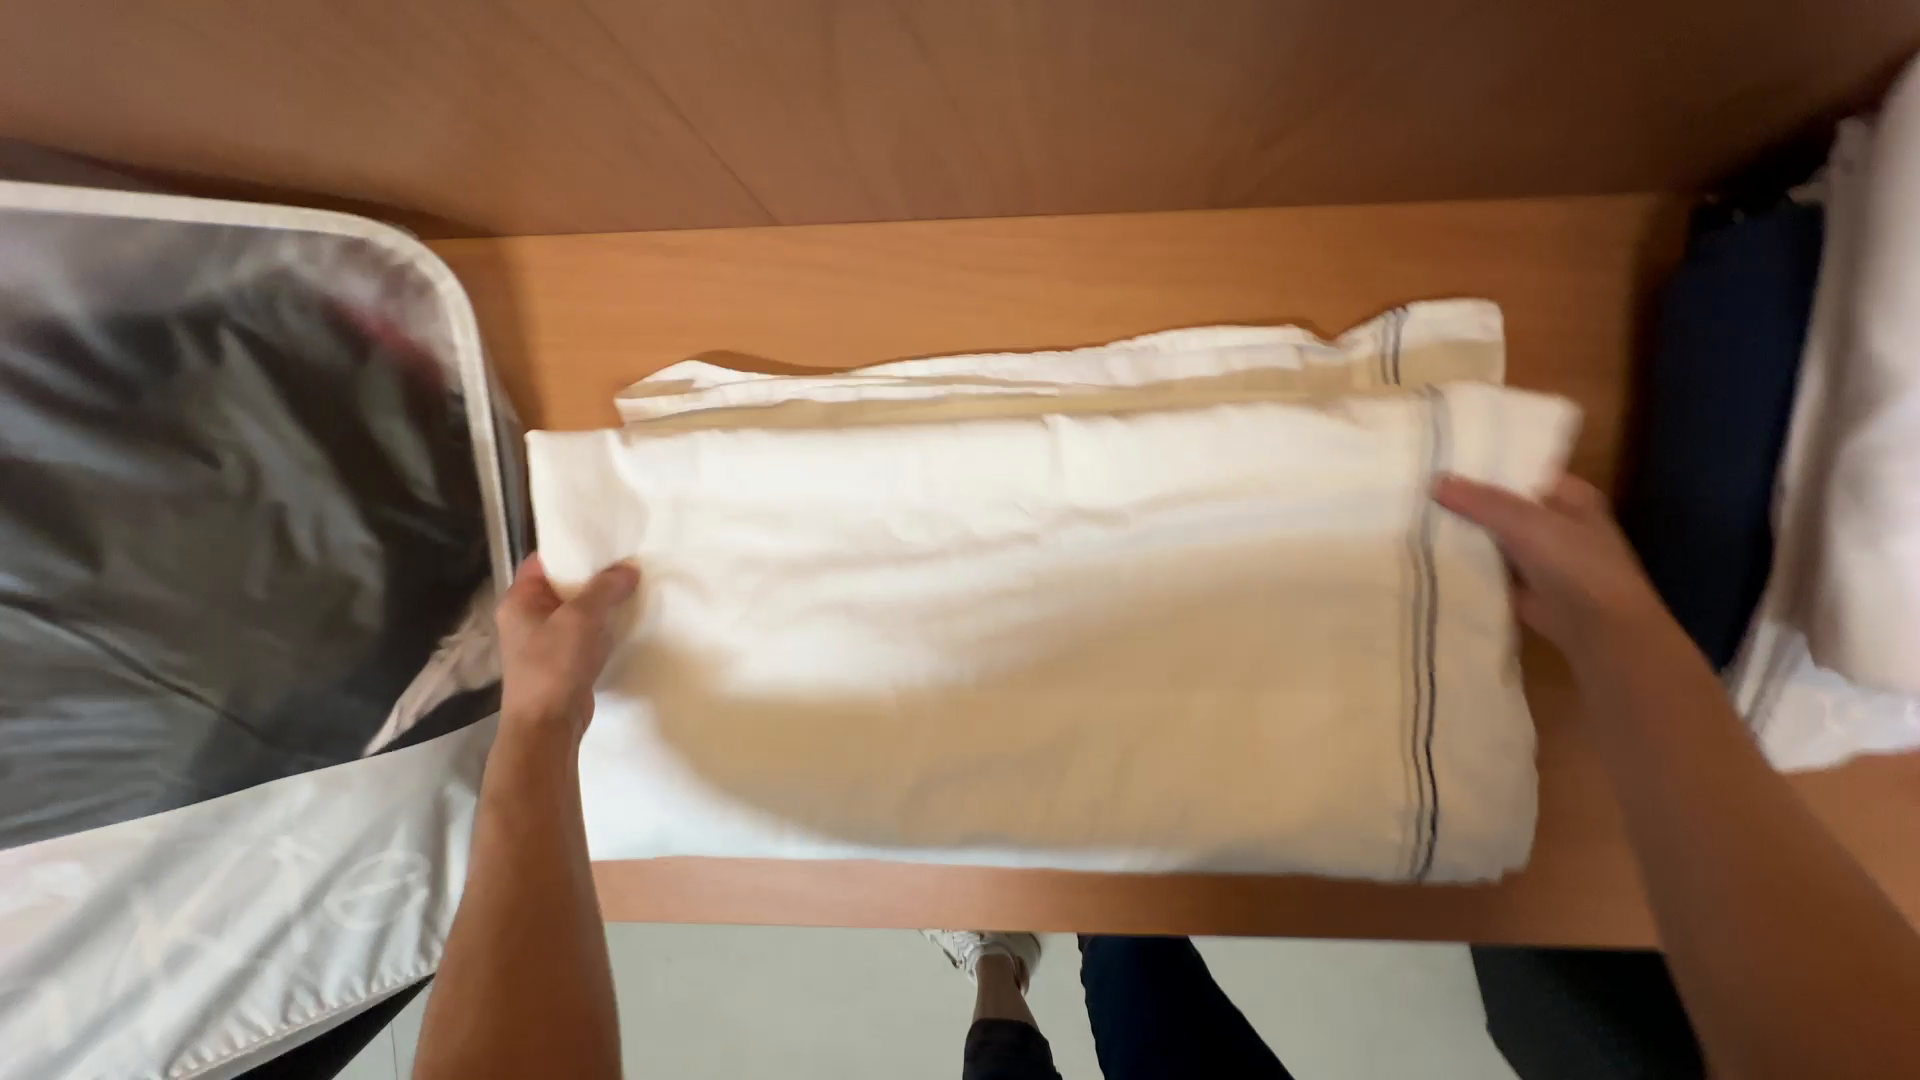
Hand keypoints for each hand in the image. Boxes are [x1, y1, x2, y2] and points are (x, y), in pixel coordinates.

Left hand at [496, 554, 641, 742]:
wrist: (548, 723)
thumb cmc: (555, 664)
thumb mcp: (582, 617)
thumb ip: (606, 587)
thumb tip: (629, 568)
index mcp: (520, 600)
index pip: (545, 560)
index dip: (573, 548)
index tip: (606, 540)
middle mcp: (528, 616)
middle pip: (564, 583)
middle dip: (596, 574)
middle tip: (629, 561)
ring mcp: (544, 640)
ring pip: (577, 609)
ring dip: (603, 601)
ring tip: (634, 586)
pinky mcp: (562, 659)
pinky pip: (585, 631)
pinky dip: (604, 624)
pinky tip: (628, 619)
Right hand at [1434, 474, 1674, 665]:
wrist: (1596, 627)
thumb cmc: (1577, 565)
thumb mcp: (1530, 523)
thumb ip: (1482, 501)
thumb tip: (1434, 481)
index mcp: (1565, 495)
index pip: (1516, 470)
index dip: (1480, 464)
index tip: (1437, 458)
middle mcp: (1547, 519)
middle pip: (1494, 502)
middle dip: (1459, 497)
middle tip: (1411, 484)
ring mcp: (1529, 551)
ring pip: (1483, 533)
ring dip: (1454, 529)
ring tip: (1406, 512)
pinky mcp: (1510, 579)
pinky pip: (1477, 561)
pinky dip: (1455, 558)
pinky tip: (1419, 547)